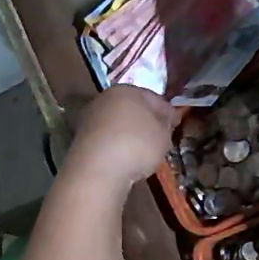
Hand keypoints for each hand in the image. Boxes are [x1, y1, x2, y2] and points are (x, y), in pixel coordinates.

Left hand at [63, 87, 177, 186]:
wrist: (98, 169)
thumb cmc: (137, 144)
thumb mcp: (163, 135)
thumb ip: (166, 124)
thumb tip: (164, 120)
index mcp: (127, 90)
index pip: (155, 98)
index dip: (168, 112)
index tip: (176, 124)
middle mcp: (105, 98)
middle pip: (133, 108)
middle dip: (147, 121)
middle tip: (161, 136)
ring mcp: (91, 118)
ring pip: (119, 123)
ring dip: (131, 133)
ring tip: (145, 150)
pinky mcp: (82, 138)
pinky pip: (108, 138)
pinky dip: (118, 145)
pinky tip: (126, 157)